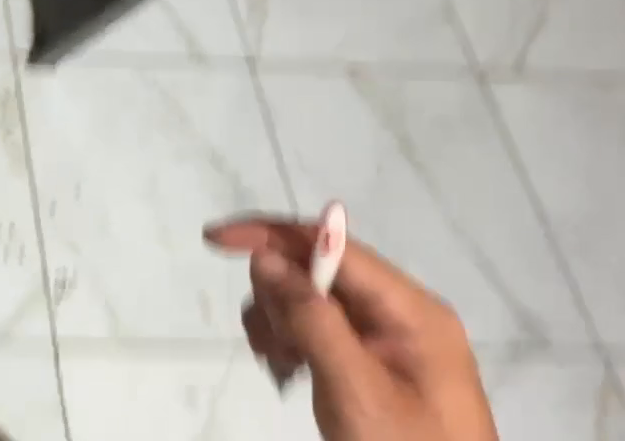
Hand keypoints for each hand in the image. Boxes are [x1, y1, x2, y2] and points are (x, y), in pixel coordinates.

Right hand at [204, 215, 498, 440]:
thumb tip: (265, 256)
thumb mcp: (356, 389)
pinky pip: (310, 323)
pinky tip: (285, 368)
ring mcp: (383, 334)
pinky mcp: (367, 355)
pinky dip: (285, 339)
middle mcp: (396, 310)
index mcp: (410, 309)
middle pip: (311, 269)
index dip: (270, 235)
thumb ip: (312, 318)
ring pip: (303, 295)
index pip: (330, 245)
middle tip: (270, 343)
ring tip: (277, 364)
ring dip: (276, 322)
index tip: (214, 241)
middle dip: (276, 297)